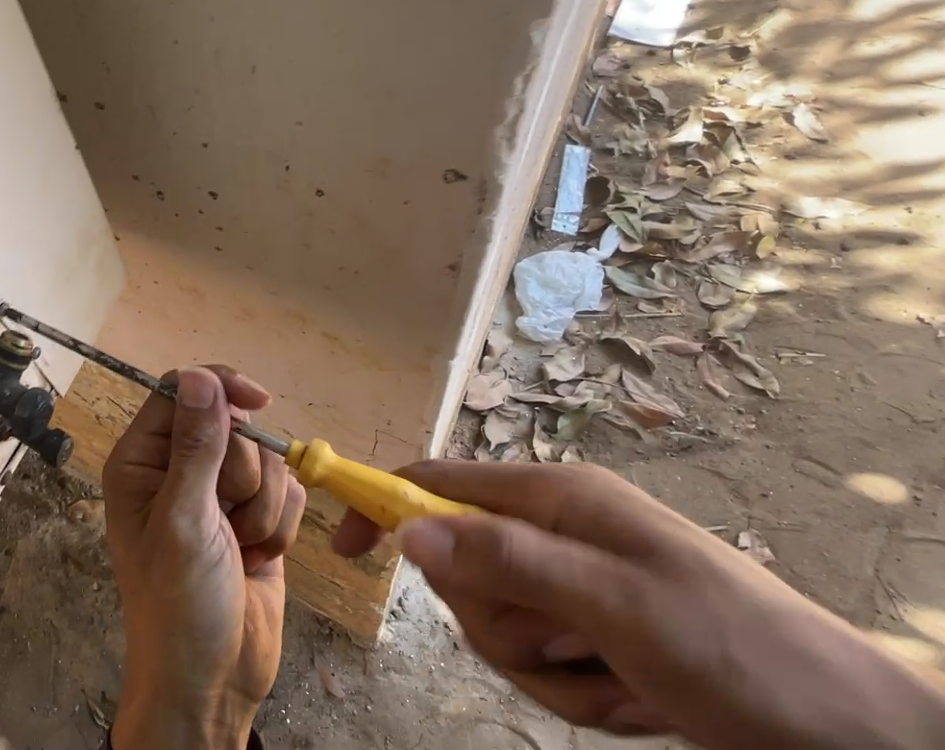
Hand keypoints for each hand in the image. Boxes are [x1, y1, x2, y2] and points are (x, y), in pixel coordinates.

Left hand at [102, 366, 306, 749]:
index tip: (259, 399)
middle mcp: (177, 469)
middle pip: (232, 425)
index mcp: (141, 460)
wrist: (212, 682)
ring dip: (263, 508)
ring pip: (265, 460)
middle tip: (225, 520)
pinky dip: (280, 525)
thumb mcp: (184, 521)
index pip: (179, 393)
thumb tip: (199, 375)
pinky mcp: (253, 519)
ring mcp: (218, 495)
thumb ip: (196, 447)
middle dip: (243, 474)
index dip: (219, 388)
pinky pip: (285, 492)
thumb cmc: (179, 604)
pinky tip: (259, 558)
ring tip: (239, 548)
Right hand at [335, 461, 944, 749]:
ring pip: (493, 622)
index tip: (346, 551)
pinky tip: (632, 700)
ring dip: (544, 669)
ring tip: (618, 686)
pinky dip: (572, 692)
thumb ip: (508, 560)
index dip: (383, 506)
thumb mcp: (616, 605)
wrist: (861, 742)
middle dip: (500, 622)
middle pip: (460, 567)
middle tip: (564, 647)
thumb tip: (408, 532)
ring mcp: (572, 584)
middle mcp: (555, 531)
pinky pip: (534, 659)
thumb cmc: (739, 653)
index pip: (436, 483)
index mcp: (555, 498)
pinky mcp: (589, 632)